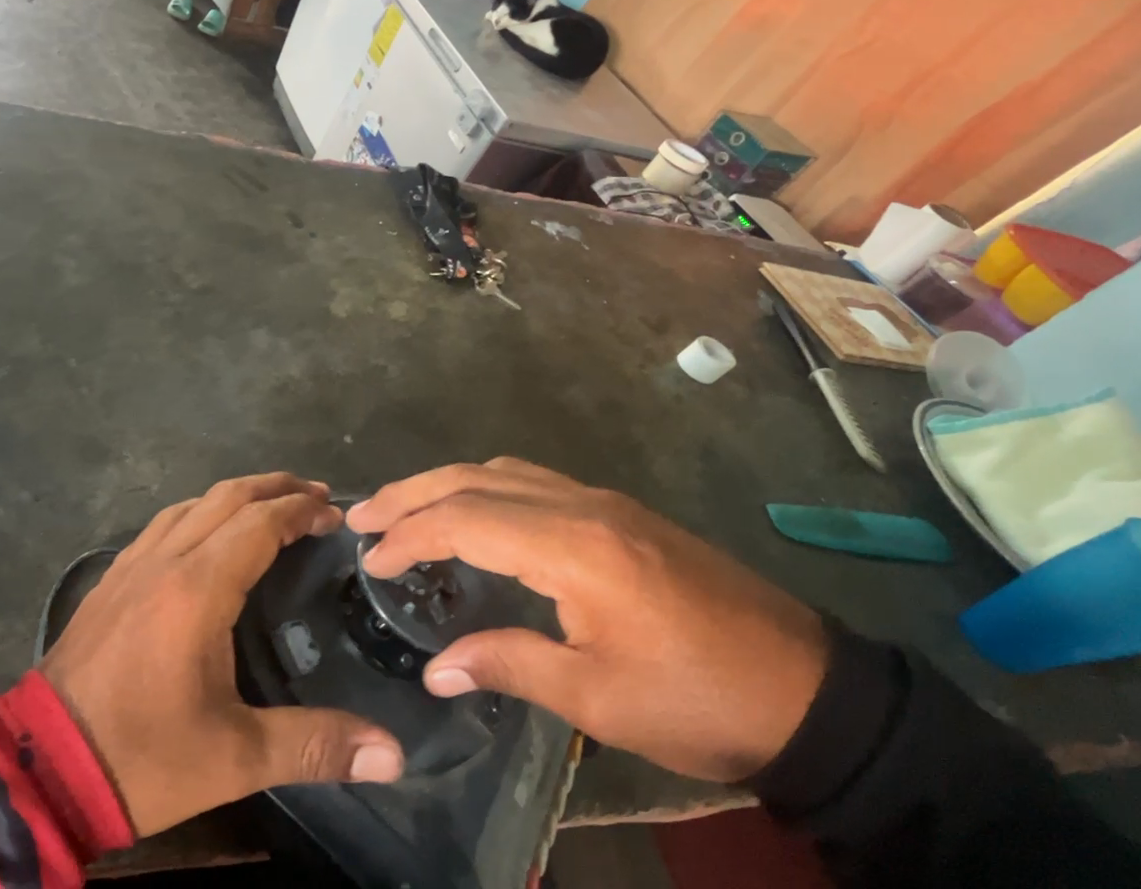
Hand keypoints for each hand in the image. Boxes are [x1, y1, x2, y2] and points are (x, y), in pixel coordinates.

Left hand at [41, 473, 404, 836]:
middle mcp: (162, 563)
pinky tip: (203, 539)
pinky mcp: (106, 585)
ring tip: (267, 508)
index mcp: (196, 588)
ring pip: (186, 507)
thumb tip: (393, 755)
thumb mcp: (235, 757)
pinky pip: (158, 528)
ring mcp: (127, 569)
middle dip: (272, 489)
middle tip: (315, 496)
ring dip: (231, 498)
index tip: (334, 514)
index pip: (258, 524)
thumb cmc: (144, 756)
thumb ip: (315, 746)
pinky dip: (195, 516)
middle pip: (223, 500)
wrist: (44, 767)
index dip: (300, 510)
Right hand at [351, 459, 827, 782]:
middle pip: (475, 479)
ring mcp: (606, 503)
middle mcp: (583, 506)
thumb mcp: (597, 696)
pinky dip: (484, 488)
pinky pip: (533, 482)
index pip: (464, 521)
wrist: (814, 695)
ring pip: (504, 472)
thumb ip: (508, 665)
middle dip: (411, 494)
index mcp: (572, 547)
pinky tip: (473, 514)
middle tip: (359, 515)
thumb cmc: (698, 701)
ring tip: (402, 509)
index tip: (370, 561)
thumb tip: (435, 671)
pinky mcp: (623, 514)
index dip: (408, 536)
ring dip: (445, 484)